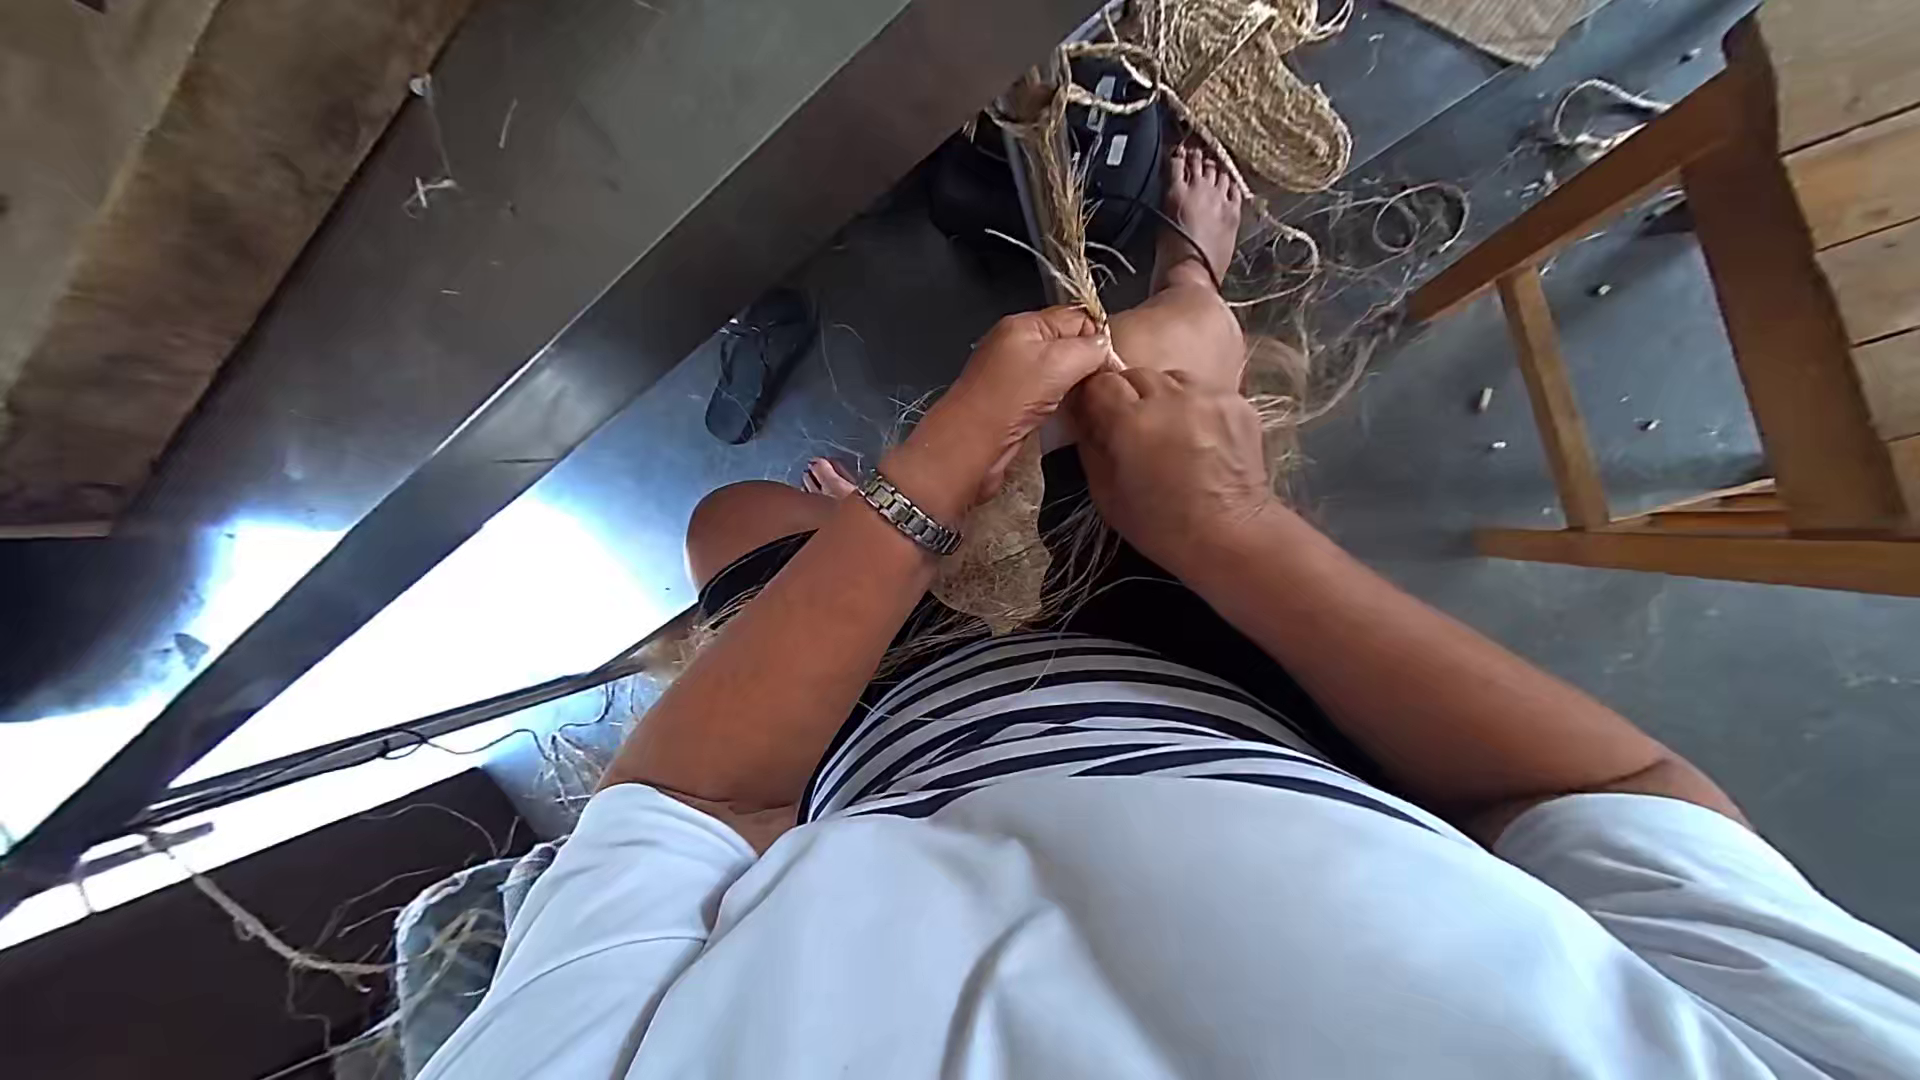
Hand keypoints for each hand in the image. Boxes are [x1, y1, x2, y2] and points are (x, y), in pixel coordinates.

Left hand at [883, 307, 1116, 520]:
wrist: (969, 446)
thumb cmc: (1009, 399)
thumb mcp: (1059, 361)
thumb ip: (1089, 348)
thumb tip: (1105, 348)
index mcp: (1023, 325)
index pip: (1075, 317)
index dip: (1097, 338)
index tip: (1112, 364)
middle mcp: (1017, 347)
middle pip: (1067, 346)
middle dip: (1088, 363)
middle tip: (1105, 385)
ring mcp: (1013, 378)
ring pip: (1059, 375)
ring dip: (1076, 387)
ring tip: (1090, 400)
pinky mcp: (1013, 407)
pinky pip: (1047, 398)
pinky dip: (1061, 405)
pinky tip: (1070, 414)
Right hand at [1072, 368, 1281, 576]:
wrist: (1230, 535)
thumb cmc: (1160, 526)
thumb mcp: (1106, 494)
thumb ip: (1090, 447)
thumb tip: (1084, 418)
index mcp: (1131, 422)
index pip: (1100, 382)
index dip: (1093, 398)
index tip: (1093, 415)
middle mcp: (1170, 399)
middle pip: (1135, 374)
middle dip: (1126, 396)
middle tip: (1130, 427)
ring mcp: (1208, 397)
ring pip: (1170, 378)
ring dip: (1161, 397)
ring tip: (1165, 428)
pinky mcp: (1237, 403)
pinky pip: (1202, 391)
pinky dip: (1192, 406)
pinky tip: (1195, 435)